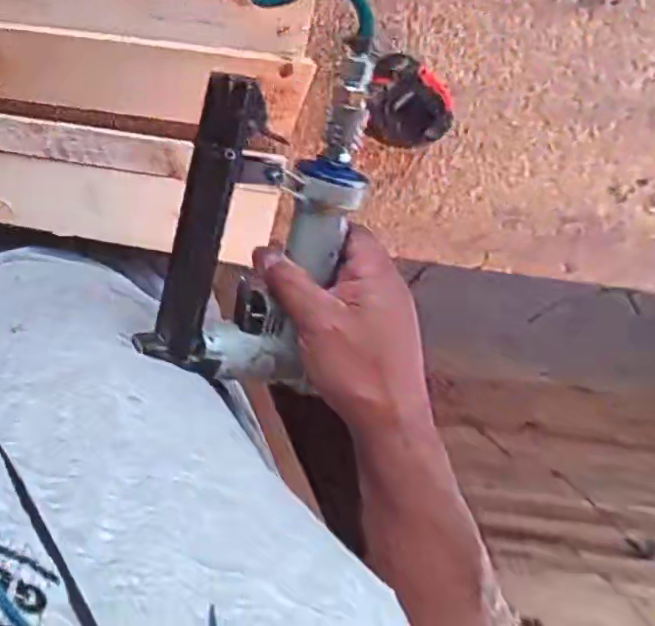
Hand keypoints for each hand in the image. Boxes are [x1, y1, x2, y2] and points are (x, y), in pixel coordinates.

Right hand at [257, 225, 432, 436]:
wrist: (388, 425)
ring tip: (280, 300)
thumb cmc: (359, 371)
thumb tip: (267, 253)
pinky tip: (295, 323)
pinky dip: (313, 307)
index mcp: (379, 278)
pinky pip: (336, 304)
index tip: (286, 237)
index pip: (350, 232)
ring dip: (304, 287)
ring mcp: (379, 312)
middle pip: (337, 256)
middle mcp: (384, 290)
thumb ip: (288, 280)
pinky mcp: (370, 332)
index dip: (318, 228)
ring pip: (333, 282)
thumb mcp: (315, 318)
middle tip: (276, 274)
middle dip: (302, 261)